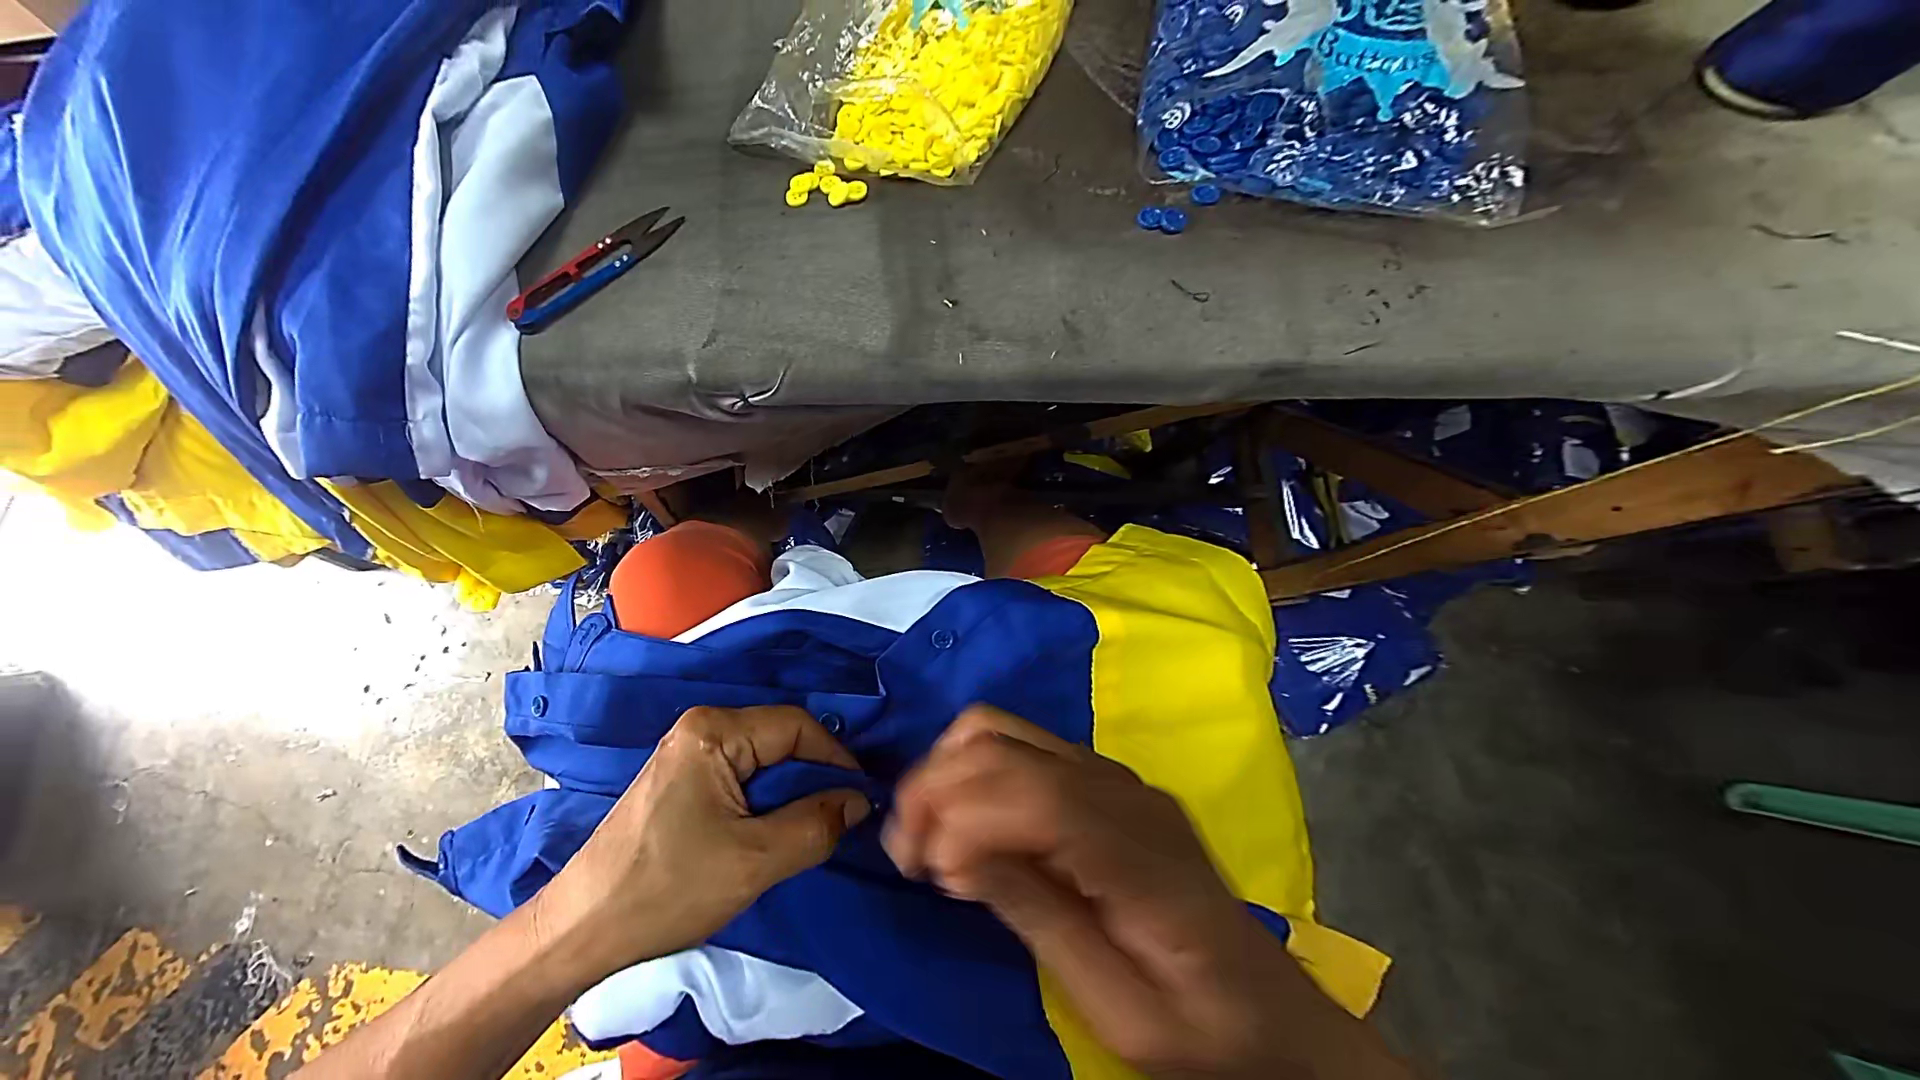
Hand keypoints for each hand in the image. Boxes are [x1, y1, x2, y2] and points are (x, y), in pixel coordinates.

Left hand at [532, 705, 871, 979]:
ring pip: (764, 761)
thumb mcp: (755, 861)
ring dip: (792, 791)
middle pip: (780, 740)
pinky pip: (742, 777)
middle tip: (844, 814)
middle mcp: (701, 728)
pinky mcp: (682, 781)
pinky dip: (768, 800)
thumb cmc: (666, 888)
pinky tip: (777, 828)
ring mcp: (688, 753)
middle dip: (815, 776)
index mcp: (714, 731)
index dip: (836, 758)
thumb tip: (859, 801)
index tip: (861, 796)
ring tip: (815, 825)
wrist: (581, 931)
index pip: (797, 726)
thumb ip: (817, 825)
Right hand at [886, 705, 1407, 1079]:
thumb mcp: (1118, 1007)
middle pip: (1007, 744)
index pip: (1038, 794)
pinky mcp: (1103, 780)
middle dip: (937, 785)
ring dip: (948, 772)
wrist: (1267, 1008)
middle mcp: (1123, 790)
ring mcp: (1114, 776)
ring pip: (1006, 730)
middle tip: (906, 853)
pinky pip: (1020, 747)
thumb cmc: (1197, 1025)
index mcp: (1138, 852)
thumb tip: (953, 856)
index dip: (965, 816)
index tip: (924, 869)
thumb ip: (1039, 918)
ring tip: (925, 837)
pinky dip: (973, 771)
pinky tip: (963, 823)